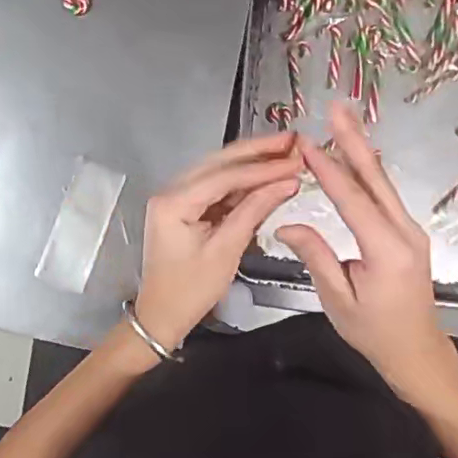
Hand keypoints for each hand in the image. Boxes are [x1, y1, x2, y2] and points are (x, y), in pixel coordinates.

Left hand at [135, 131, 302, 350]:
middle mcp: (169, 194)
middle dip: (257, 152)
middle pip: (218, 163)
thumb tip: (284, 183)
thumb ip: (254, 211)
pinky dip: (240, 184)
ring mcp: (174, 200)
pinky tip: (265, 179)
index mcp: (173, 203)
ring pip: (217, 172)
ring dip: (250, 165)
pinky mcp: (183, 210)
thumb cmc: (188, 291)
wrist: (161, 315)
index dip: (263, 166)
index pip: (224, 175)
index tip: (295, 158)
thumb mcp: (226, 251)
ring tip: (286, 155)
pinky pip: (214, 189)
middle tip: (292, 141)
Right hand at [275, 104, 457, 401]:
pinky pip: (384, 196)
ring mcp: (410, 231)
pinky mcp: (406, 235)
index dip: (328, 170)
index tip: (307, 144)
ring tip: (343, 122)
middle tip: (337, 109)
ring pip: (382, 184)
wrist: (415, 350)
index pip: (352, 200)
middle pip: (375, 179)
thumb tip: (288, 224)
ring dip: (361, 151)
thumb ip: (315, 256)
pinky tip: (355, 158)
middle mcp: (404, 233)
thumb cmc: (374, 332)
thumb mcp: (337, 298)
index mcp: (386, 250)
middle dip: (354, 141)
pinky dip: (367, 173)